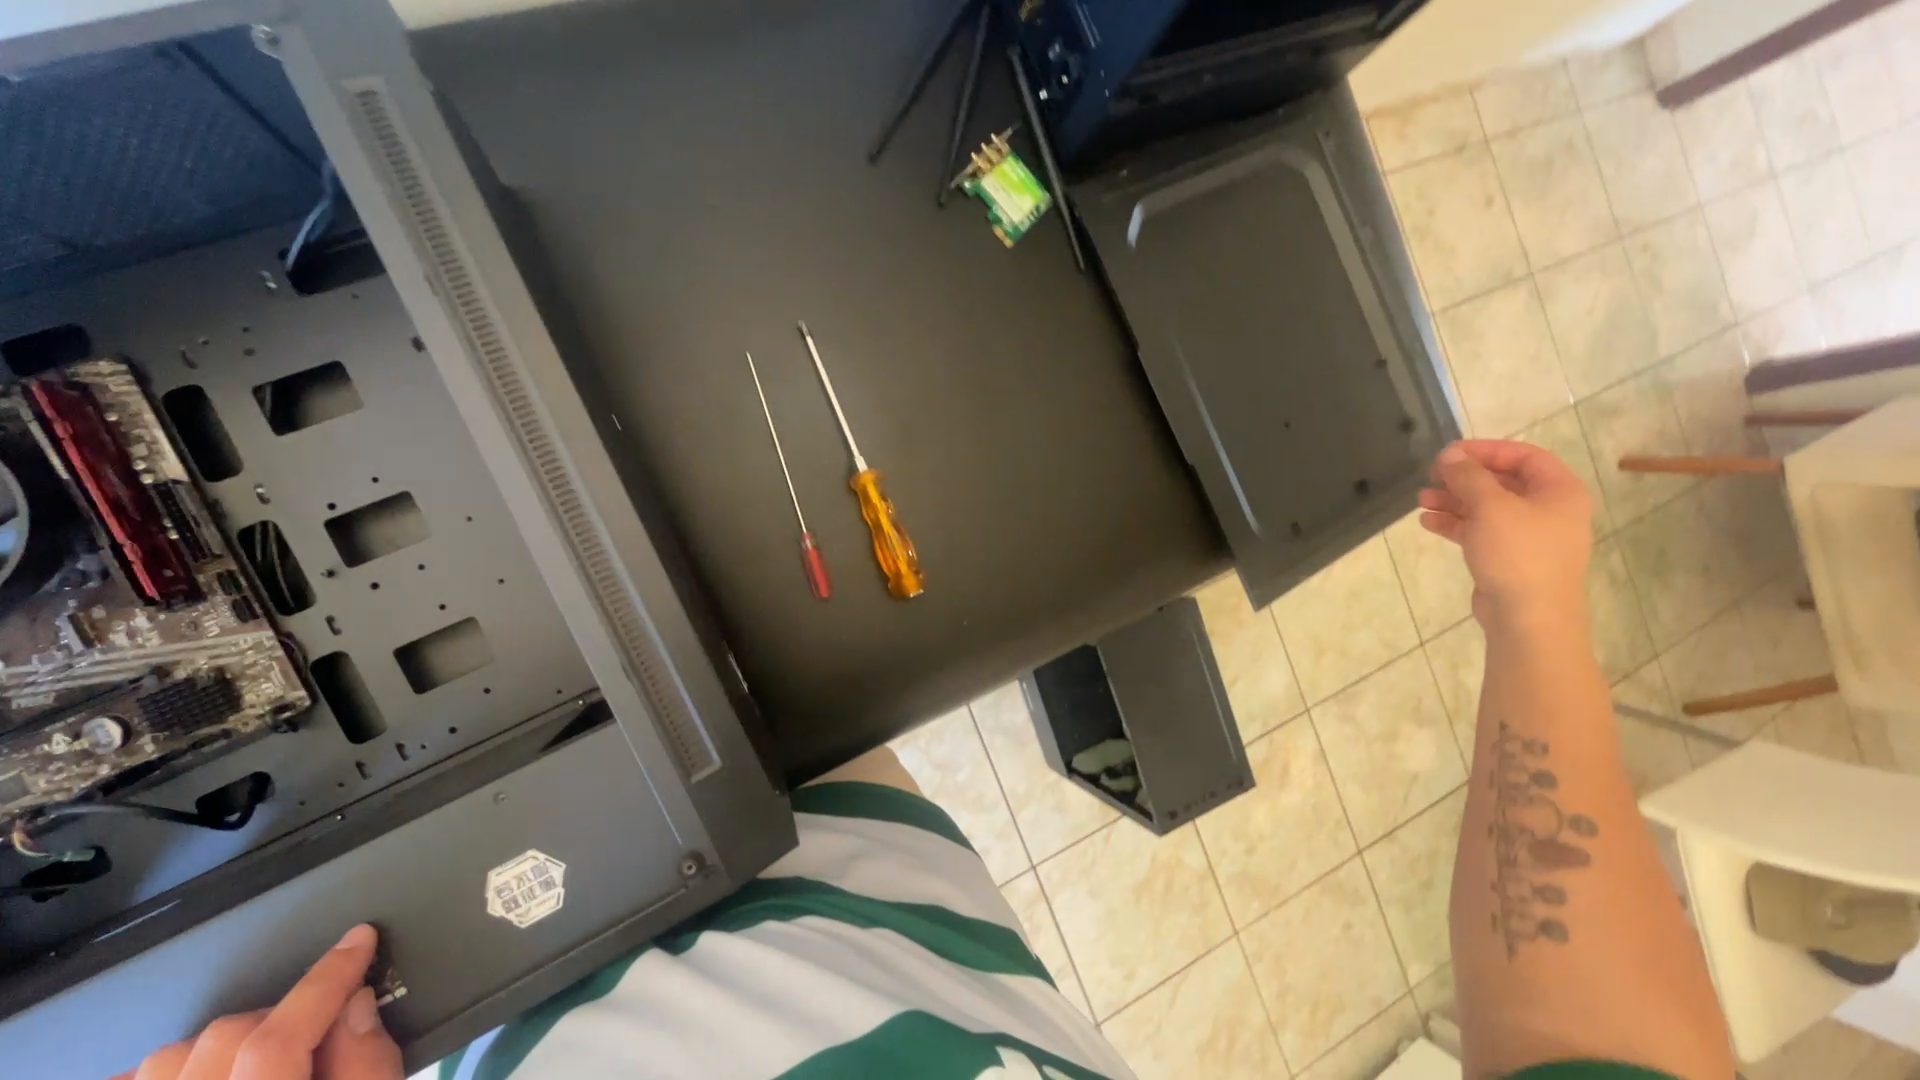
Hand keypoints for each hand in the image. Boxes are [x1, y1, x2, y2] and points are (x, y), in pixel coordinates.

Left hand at [118, 924, 402, 1079]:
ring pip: (171, 1057)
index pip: (276, 1041)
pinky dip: (159, 1068)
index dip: (324, 981)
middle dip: (285, 1013)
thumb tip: (358, 1003)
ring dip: (225, 1041)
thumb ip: (368, 1065)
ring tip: (271, 1051)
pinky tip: (193, 1063)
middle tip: (330, 1018)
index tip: (360, 939)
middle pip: (226, 1037)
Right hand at [1418, 440, 1593, 629]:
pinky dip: (1457, 524)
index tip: (1448, 453)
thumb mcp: (1490, 506)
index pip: (1523, 456)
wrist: (1530, 617)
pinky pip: (1482, 531)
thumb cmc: (1518, 553)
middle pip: (1502, 482)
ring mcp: (1530, 536)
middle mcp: (1549, 510)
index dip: (1485, 450)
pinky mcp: (1510, 558)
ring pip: (1488, 508)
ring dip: (1454, 501)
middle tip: (1430, 476)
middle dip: (1463, 478)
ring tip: (1421, 500)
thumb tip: (1450, 455)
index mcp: (1559, 490)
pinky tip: (1428, 522)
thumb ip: (1468, 475)